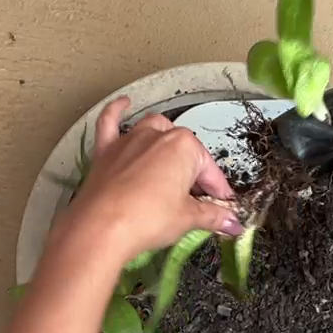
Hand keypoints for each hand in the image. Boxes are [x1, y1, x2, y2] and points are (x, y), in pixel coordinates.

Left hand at [57, 97, 245, 263]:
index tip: (222, 208)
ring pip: (153, 131)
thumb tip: (232, 223)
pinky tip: (124, 103)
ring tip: (172, 167)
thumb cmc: (146, 219)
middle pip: (183, 151)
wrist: (100, 228)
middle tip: (197, 202)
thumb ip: (213, 217)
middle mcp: (157, 135)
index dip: (218, 192)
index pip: (209, 170)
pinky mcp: (106, 150)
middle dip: (192, 174)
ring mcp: (129, 140)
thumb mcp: (187, 219)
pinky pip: (111, 122)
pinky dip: (117, 111)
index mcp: (184, 146)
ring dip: (165, 144)